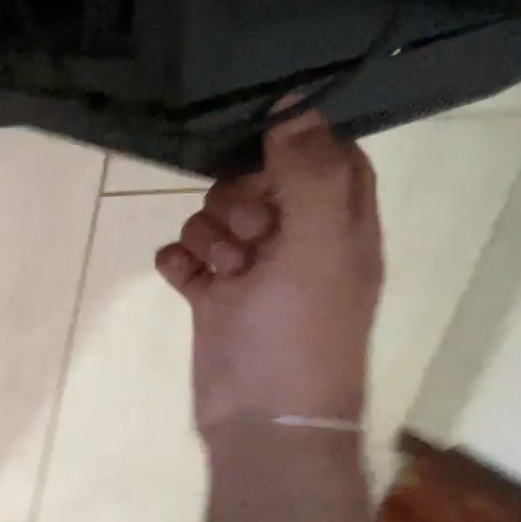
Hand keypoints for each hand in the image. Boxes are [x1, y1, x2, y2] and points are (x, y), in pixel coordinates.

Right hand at [155, 109, 383, 432]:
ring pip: (213, 219)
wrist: (263, 416)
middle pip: (258, 183)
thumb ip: (307, 174)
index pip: (329, 157)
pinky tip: (185, 279)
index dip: (296, 145)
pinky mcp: (211, 298)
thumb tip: (293, 105)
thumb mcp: (316, 245)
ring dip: (206, 235)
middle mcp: (297, 242)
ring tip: (222, 271)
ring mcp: (249, 272)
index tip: (265, 147)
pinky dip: (178, 262)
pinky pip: (183, 258)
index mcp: (341, 225)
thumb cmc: (301, 331)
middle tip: (248, 233)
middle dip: (238, 198)